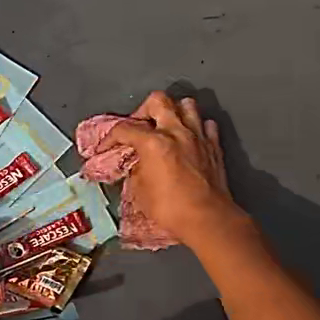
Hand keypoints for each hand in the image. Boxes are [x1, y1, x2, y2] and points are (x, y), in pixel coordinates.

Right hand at [103, 92, 246, 246]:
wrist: (206, 218)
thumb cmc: (169, 208)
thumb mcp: (139, 190)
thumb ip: (135, 168)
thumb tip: (136, 163)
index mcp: (153, 142)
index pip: (124, 128)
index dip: (110, 137)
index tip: (105, 147)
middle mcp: (176, 132)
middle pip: (157, 101)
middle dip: (143, 111)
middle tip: (138, 127)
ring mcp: (198, 136)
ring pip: (186, 105)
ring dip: (173, 112)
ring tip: (166, 128)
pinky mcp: (214, 145)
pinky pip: (205, 124)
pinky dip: (195, 127)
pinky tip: (189, 139)